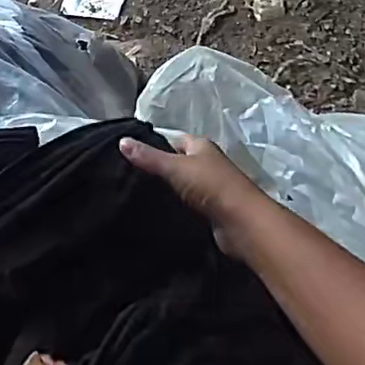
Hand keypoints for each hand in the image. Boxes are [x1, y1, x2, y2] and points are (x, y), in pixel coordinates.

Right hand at [119, 134, 274, 253]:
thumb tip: (121, 140)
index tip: (131, 154)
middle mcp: (208, 164)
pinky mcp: (213, 211)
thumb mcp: (174, 167)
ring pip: (183, 185)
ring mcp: (212, 189)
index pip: (173, 140)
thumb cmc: (210, 186)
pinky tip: (160, 212)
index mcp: (201, 146)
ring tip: (139, 195)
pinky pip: (190, 205)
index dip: (155, 145)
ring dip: (169, 190)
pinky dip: (178, 207)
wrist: (243, 224)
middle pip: (178, 162)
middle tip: (131, 177)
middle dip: (160, 169)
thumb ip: (148, 157)